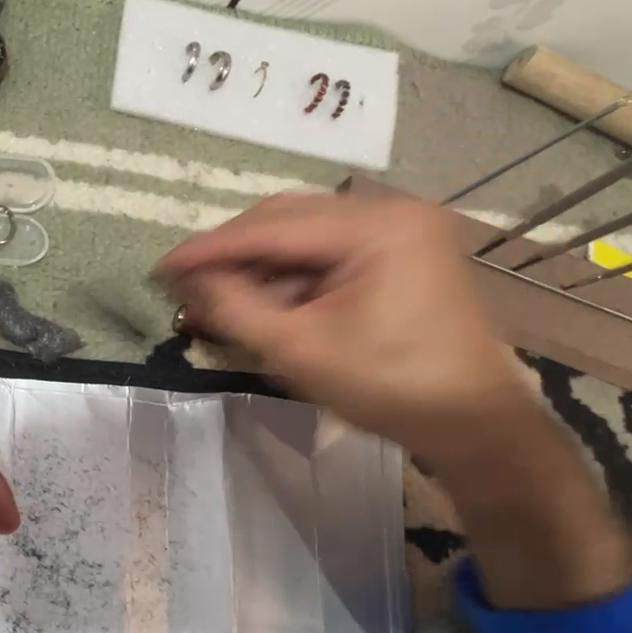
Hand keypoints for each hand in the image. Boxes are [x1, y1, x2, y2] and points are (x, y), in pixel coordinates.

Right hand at [154, 192, 534, 460]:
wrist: (471, 420)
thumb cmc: (389, 385)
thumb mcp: (298, 350)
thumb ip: (235, 307)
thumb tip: (187, 281)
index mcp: (376, 227)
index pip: (270, 228)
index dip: (208, 249)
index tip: (160, 268)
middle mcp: (390, 212)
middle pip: (284, 219)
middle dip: (230, 252)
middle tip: (184, 283)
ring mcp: (397, 231)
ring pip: (301, 234)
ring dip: (255, 264)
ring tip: (215, 295)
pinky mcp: (397, 253)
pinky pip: (324, 252)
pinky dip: (285, 274)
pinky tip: (259, 300)